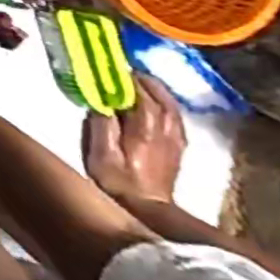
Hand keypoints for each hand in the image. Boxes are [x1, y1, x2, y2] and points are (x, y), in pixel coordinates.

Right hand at [84, 74, 185, 204]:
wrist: (148, 211)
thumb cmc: (118, 181)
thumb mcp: (101, 153)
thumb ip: (102, 125)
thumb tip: (101, 101)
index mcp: (145, 131)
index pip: (142, 97)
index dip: (130, 80)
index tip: (114, 68)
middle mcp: (165, 133)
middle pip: (162, 99)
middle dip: (147, 82)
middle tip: (128, 71)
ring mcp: (175, 141)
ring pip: (172, 108)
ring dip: (158, 92)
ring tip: (141, 82)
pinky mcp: (178, 148)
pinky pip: (175, 118)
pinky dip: (165, 105)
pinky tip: (155, 104)